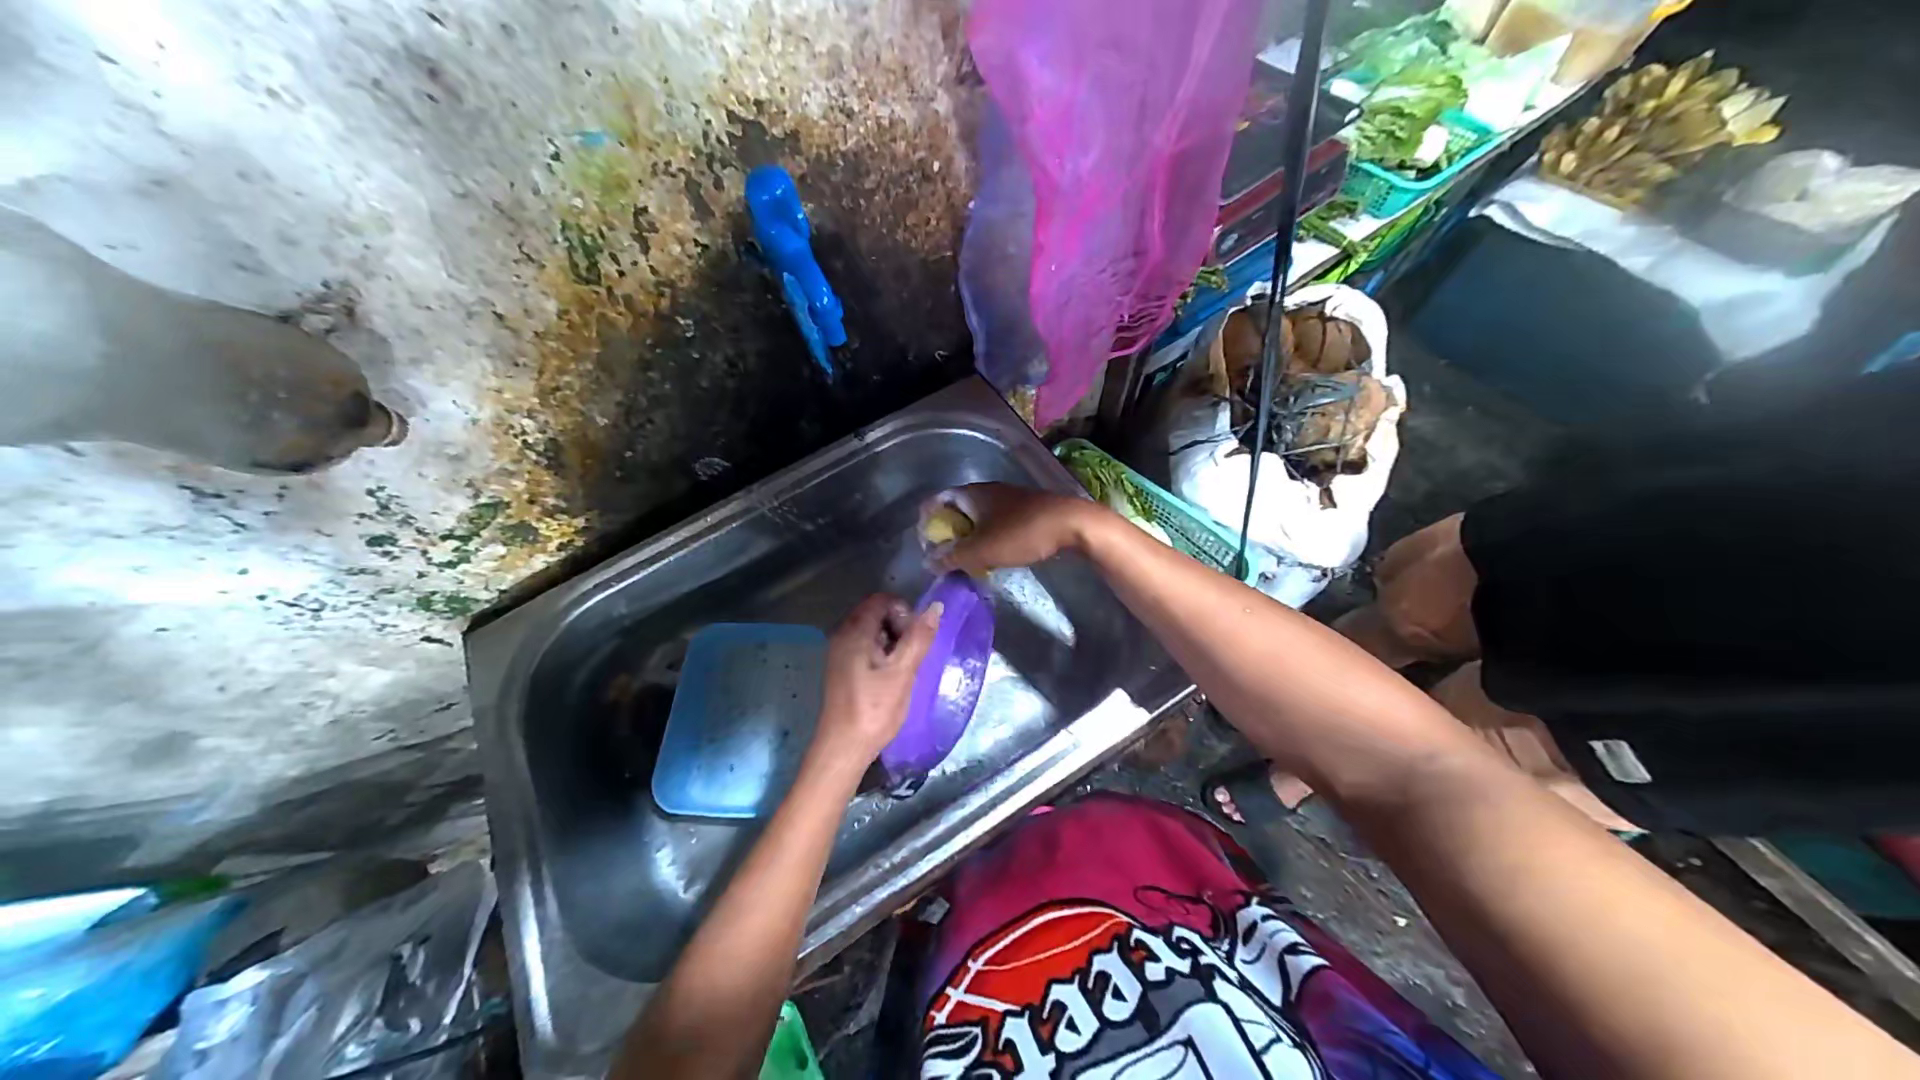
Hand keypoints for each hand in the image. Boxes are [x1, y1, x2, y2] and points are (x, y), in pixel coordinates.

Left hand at [809, 594, 942, 772]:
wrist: (843, 748)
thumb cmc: (874, 709)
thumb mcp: (903, 672)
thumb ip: (919, 637)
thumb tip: (935, 607)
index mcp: (854, 631)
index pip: (882, 600)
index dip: (904, 612)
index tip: (914, 638)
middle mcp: (842, 635)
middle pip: (875, 613)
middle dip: (899, 626)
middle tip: (911, 654)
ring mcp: (839, 653)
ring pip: (871, 631)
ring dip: (892, 642)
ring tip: (903, 668)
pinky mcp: (842, 669)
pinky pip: (864, 647)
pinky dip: (881, 654)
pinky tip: (890, 677)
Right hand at [925, 483, 1103, 576]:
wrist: (1072, 524)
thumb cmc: (1021, 533)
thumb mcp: (980, 551)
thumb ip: (951, 557)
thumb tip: (928, 562)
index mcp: (971, 493)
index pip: (937, 501)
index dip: (927, 522)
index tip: (927, 546)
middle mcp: (987, 490)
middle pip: (956, 510)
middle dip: (948, 534)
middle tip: (946, 558)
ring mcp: (1008, 498)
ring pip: (978, 517)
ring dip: (970, 538)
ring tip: (968, 561)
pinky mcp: (1025, 510)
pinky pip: (997, 522)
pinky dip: (989, 537)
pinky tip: (994, 555)